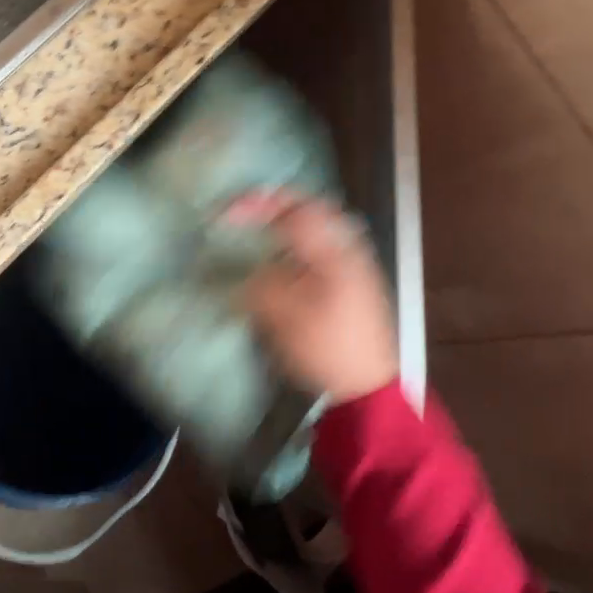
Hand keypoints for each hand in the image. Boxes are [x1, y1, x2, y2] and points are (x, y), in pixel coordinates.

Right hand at [229, 191, 398, 403]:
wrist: (368, 389)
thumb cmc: (326, 349)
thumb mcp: (283, 316)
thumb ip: (259, 283)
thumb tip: (240, 271)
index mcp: (333, 254)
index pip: (293, 210)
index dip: (255, 205)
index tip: (225, 214)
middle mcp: (348, 251)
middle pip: (313, 208)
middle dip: (275, 202)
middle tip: (245, 208)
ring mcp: (355, 266)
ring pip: (321, 225)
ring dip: (288, 218)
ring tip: (259, 224)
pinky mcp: (354, 282)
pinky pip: (324, 244)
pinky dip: (298, 237)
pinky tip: (281, 251)